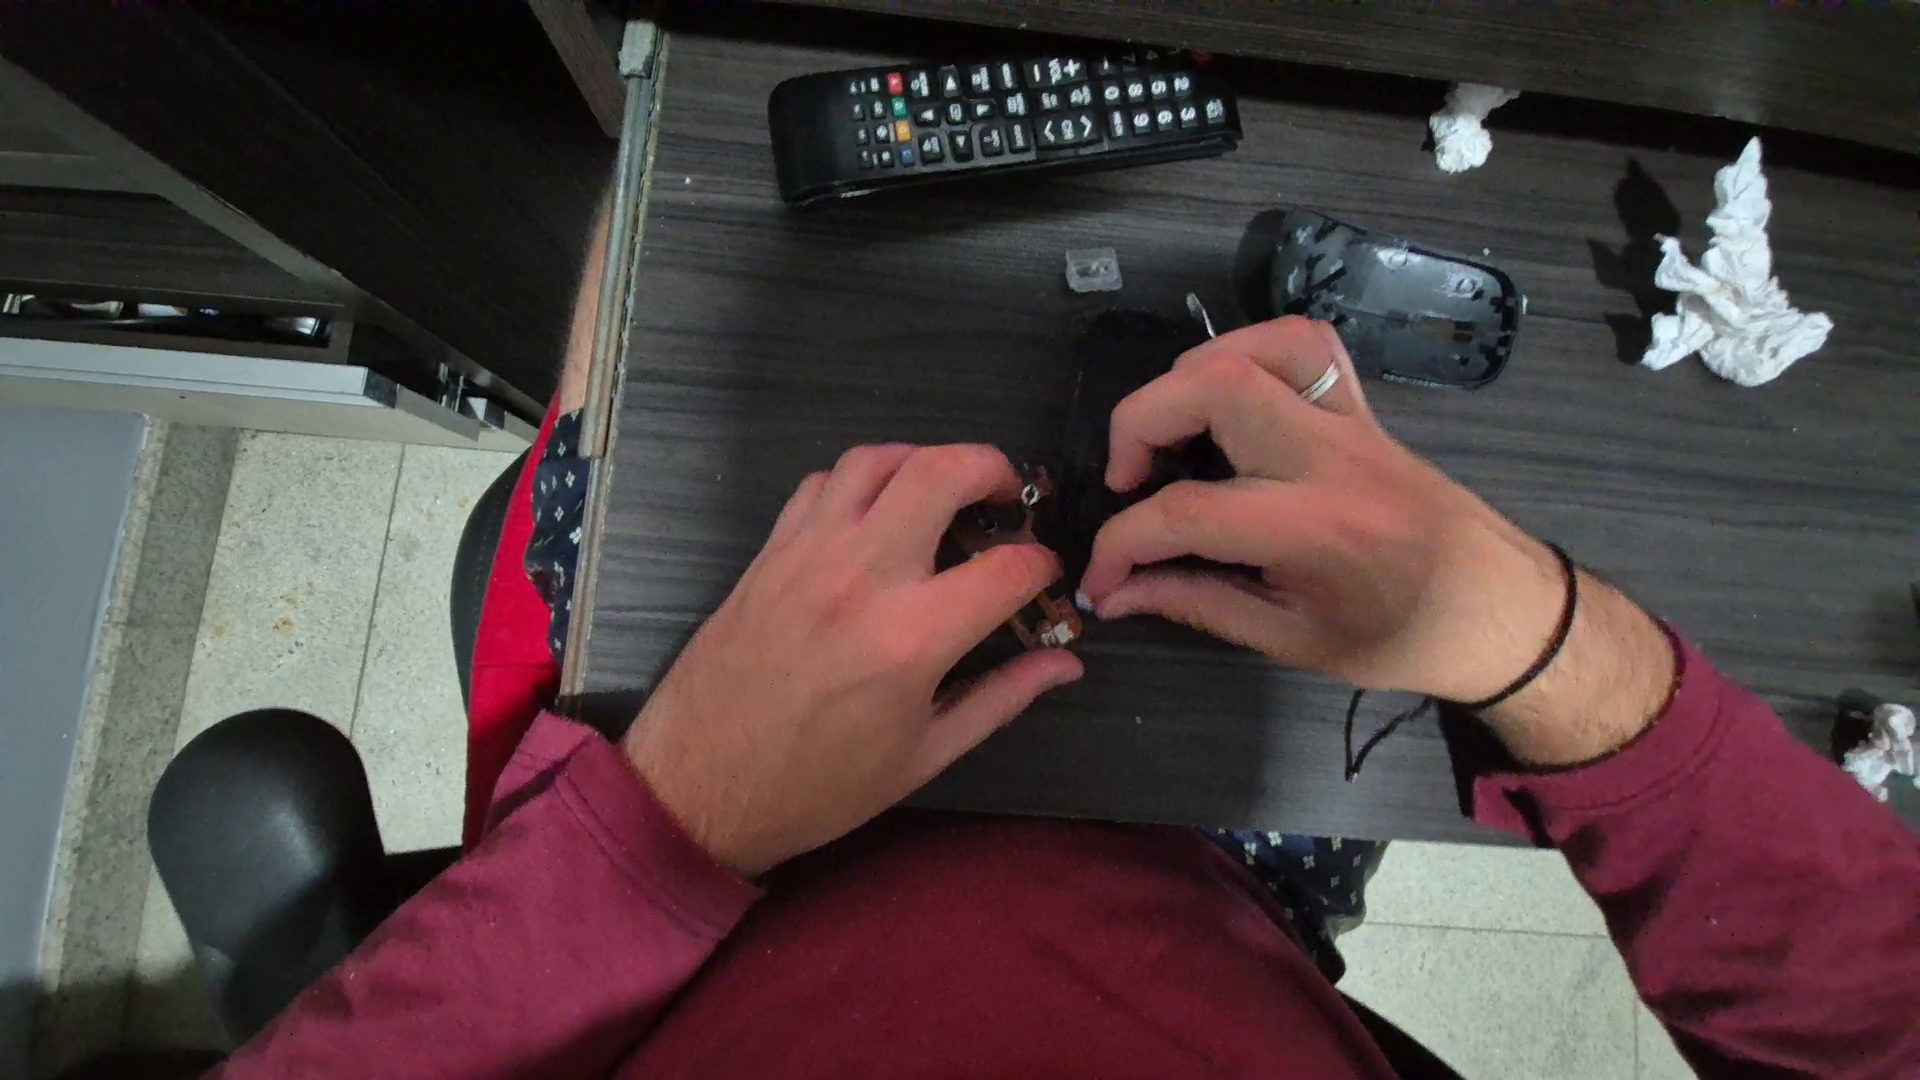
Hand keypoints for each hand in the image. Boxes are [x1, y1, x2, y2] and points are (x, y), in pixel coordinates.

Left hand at [621, 444, 1082, 875]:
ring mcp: (809, 553)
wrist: (697, 786)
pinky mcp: (771, 551)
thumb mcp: (925, 755)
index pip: (1007, 570)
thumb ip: (1003, 697)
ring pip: (876, 460)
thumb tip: (1068, 662)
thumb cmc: (820, 784)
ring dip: (924, 461)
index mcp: (912, 637)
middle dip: (992, 468)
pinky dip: (862, 482)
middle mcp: (863, 574)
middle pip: (940, 472)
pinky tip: (874, 514)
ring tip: (944, 492)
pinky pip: (822, 483)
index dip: (1043, 565)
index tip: (1045, 575)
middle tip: (1006, 497)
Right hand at [1078, 317, 1673, 762]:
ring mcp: (1351, 421)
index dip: (1119, 546)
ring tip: (1170, 428)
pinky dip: (1249, 353)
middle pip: (1214, 389)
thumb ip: (1193, 602)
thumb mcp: (1289, 638)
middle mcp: (1328, 457)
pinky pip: (1306, 347)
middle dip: (1139, 422)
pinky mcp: (1363, 409)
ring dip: (1192, 374)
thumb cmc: (1401, 639)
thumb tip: (1116, 592)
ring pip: (1262, 346)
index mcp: (1311, 529)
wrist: (1508, 613)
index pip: (1183, 513)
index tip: (1099, 578)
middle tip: (1126, 477)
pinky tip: (1226, 396)